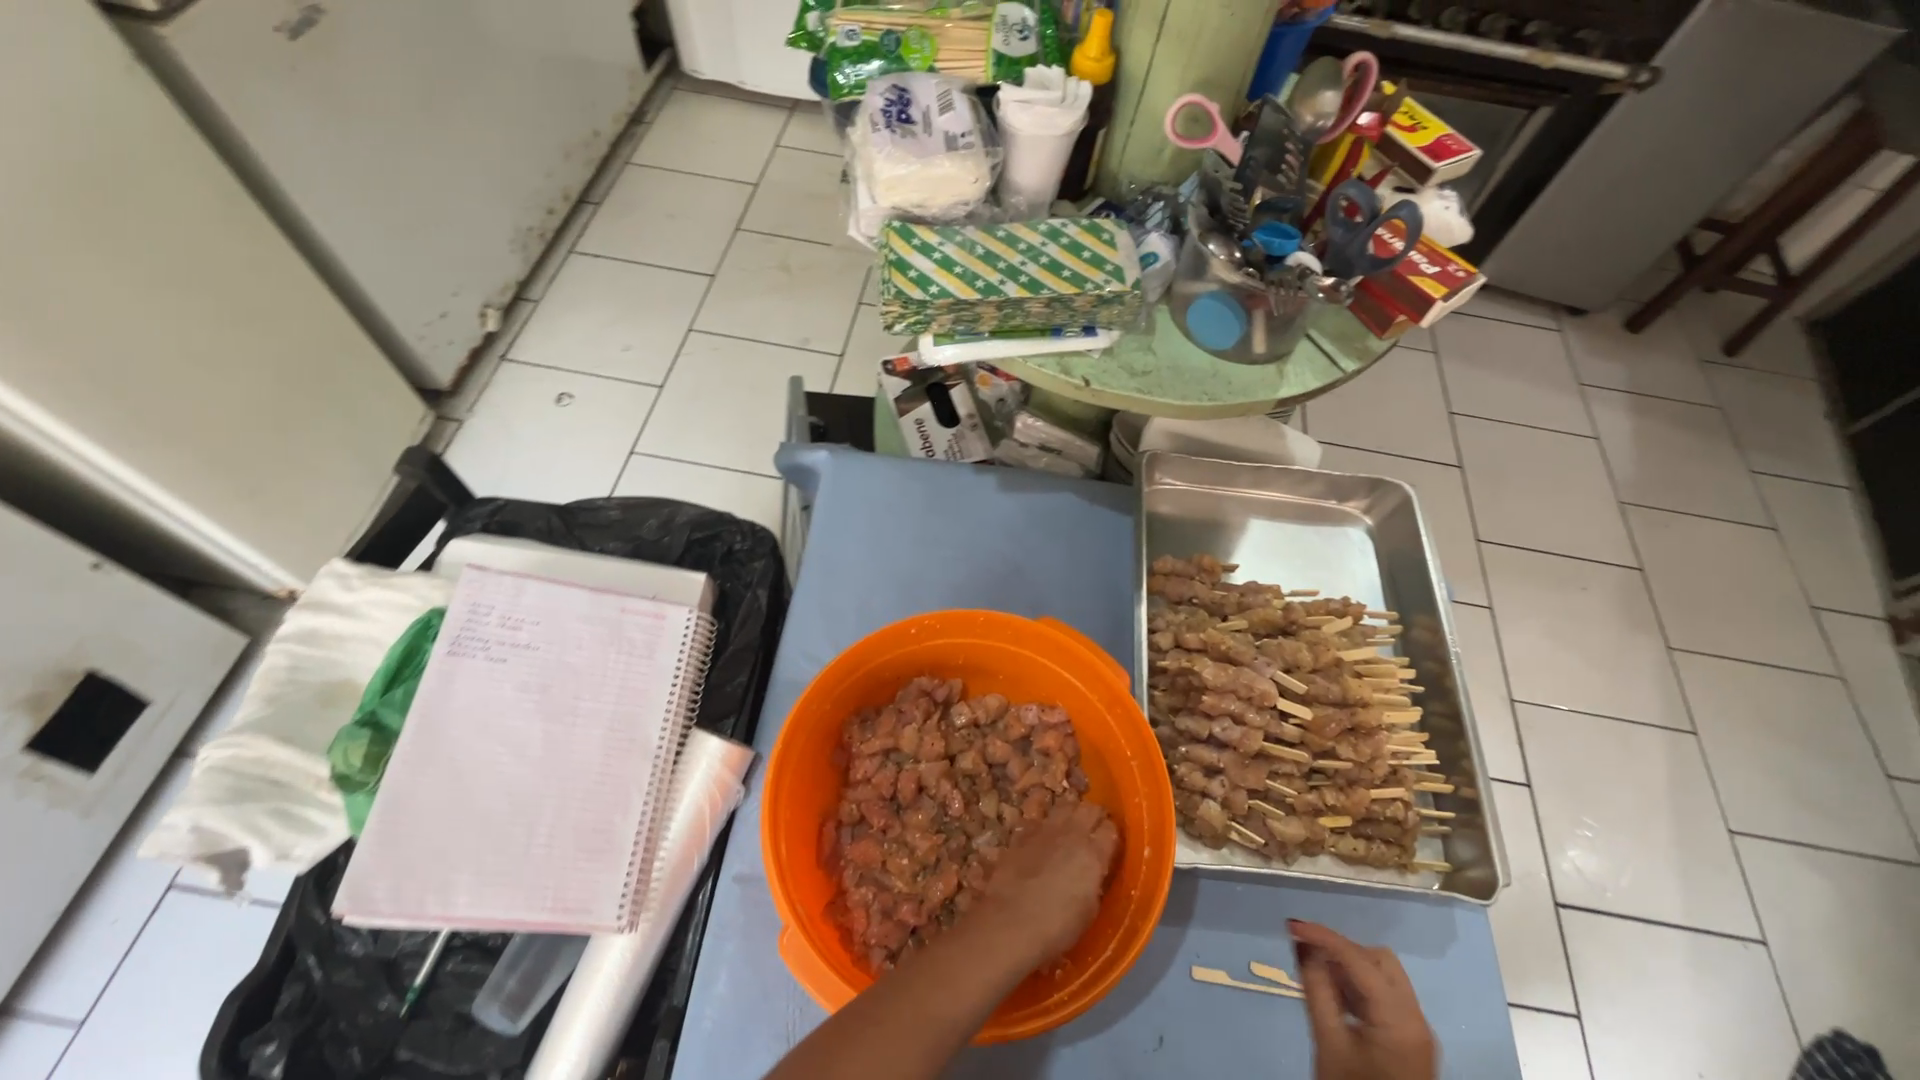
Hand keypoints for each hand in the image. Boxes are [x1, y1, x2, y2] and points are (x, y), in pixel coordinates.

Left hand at [972, 802, 1118, 965]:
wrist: (1011, 922)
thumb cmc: (1057, 926)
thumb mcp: (1089, 909)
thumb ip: (1094, 882)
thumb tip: (1092, 873)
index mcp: (1093, 854)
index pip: (1110, 829)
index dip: (1111, 835)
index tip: (1109, 844)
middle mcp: (1071, 834)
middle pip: (1089, 809)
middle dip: (1094, 816)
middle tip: (1093, 831)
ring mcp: (1044, 830)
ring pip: (1064, 805)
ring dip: (1070, 813)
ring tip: (1069, 826)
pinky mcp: (1021, 834)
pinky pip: (1037, 817)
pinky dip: (1043, 821)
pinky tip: (1041, 833)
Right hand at [1290, 920, 1436, 1079]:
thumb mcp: (1328, 1043)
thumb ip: (1317, 990)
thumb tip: (1304, 947)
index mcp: (1400, 1019)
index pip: (1360, 960)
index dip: (1325, 937)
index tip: (1292, 926)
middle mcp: (1417, 1018)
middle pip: (1382, 962)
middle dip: (1343, 951)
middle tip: (1307, 953)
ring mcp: (1417, 1031)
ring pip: (1386, 977)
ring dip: (1351, 968)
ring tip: (1316, 973)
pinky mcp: (1410, 1042)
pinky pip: (1386, 998)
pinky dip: (1359, 988)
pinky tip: (1334, 995)